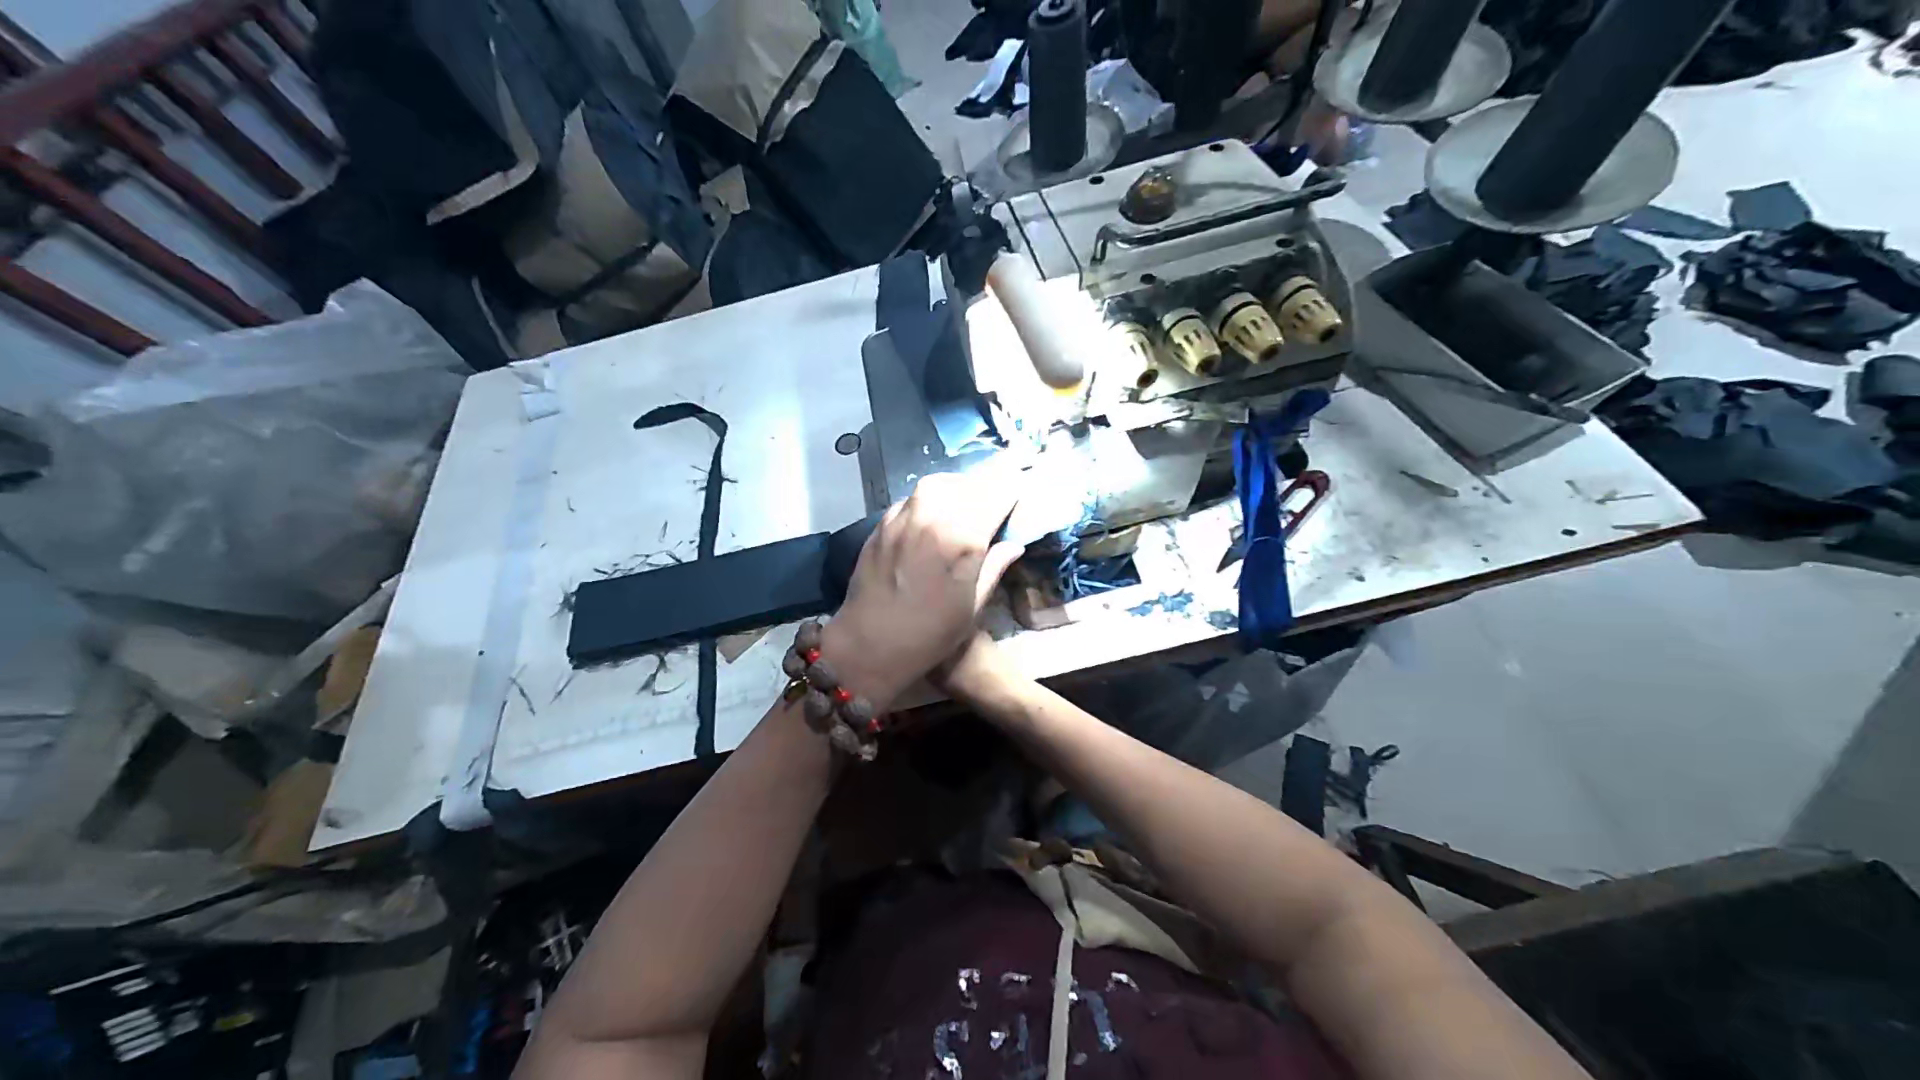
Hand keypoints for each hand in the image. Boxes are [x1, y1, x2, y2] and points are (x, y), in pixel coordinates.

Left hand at [821, 471, 1024, 709]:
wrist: (868, 644)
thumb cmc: (928, 635)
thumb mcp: (972, 607)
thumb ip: (993, 568)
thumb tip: (1013, 544)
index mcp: (961, 539)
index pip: (997, 496)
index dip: (1012, 493)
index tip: (1020, 496)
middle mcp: (931, 517)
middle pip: (968, 485)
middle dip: (987, 489)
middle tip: (998, 499)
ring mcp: (902, 517)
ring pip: (938, 484)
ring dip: (958, 488)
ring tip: (968, 503)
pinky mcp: (882, 523)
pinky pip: (913, 497)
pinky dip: (931, 499)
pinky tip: (936, 516)